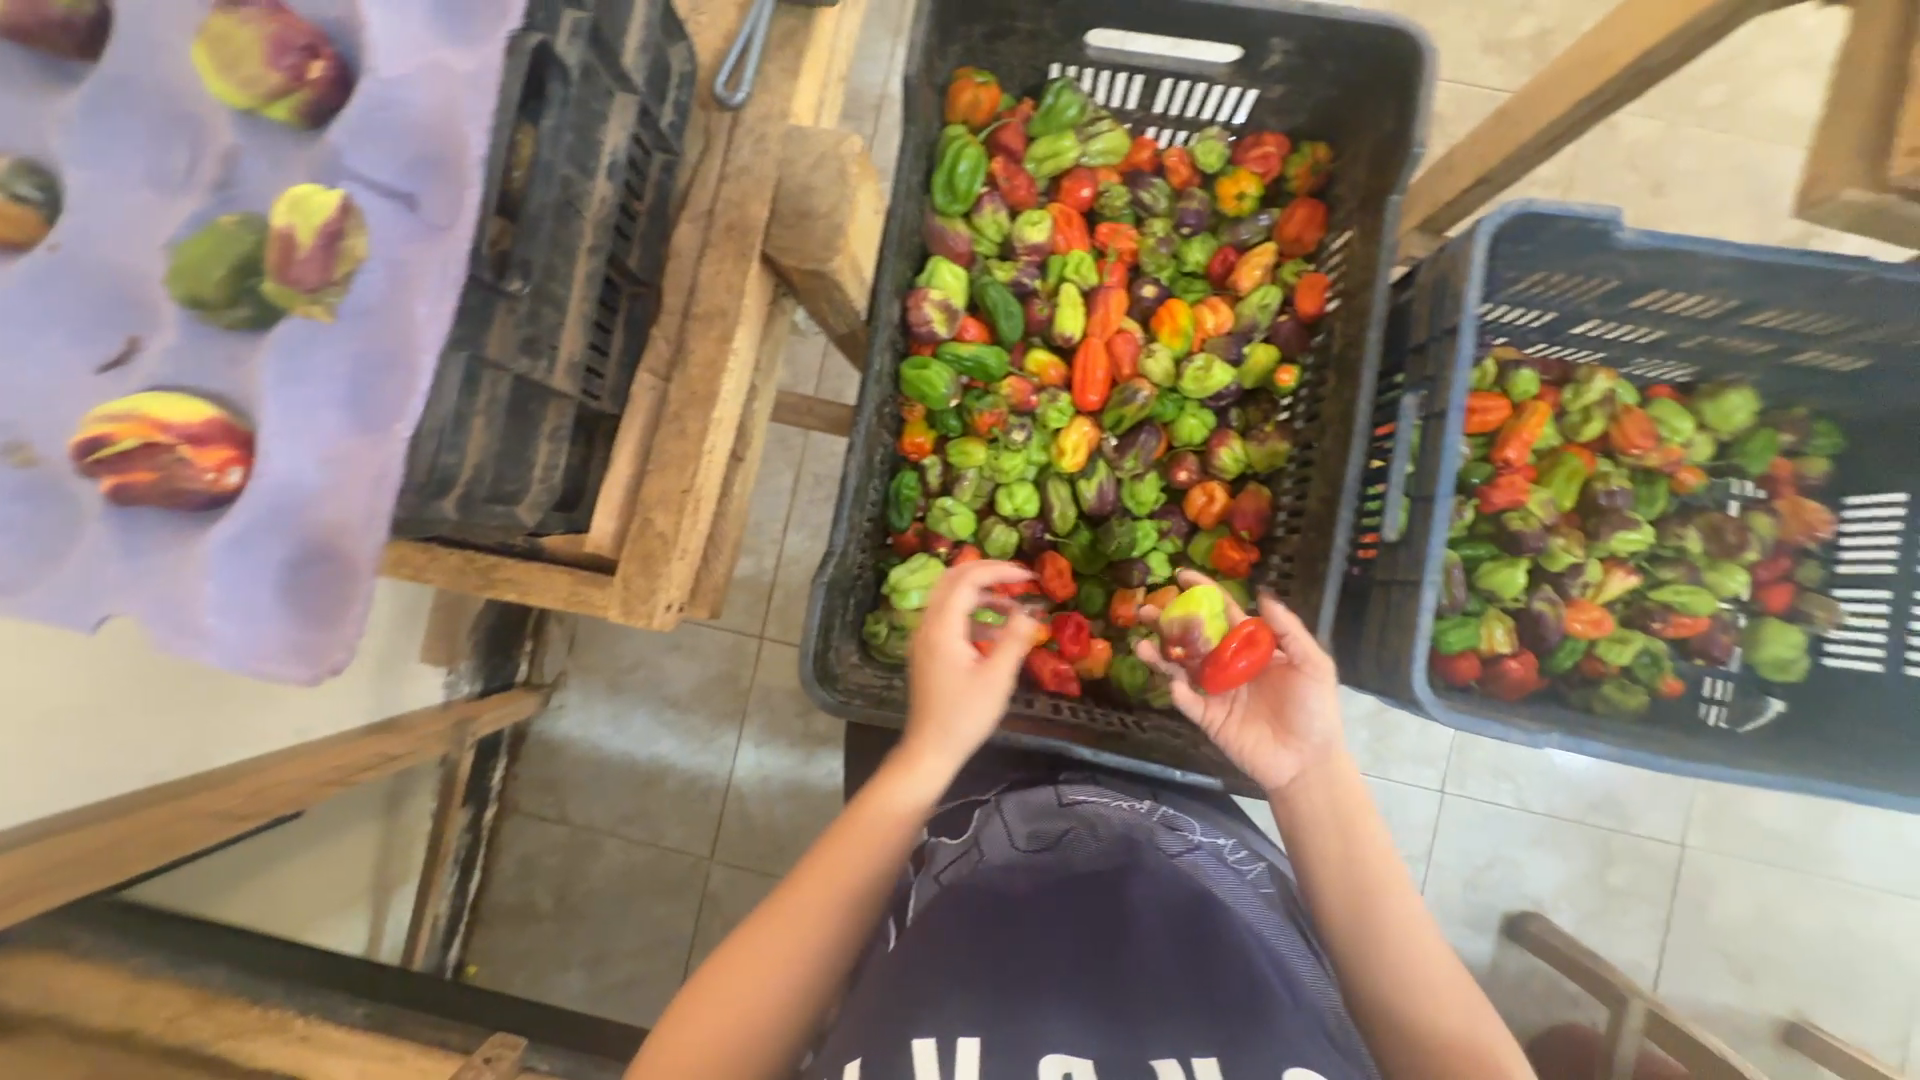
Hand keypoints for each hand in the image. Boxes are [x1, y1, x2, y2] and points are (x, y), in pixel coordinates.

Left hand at [899, 559, 1040, 777]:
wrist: (930, 749)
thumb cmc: (965, 717)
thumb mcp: (997, 679)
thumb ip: (1014, 640)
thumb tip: (1031, 611)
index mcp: (942, 628)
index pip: (968, 580)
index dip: (999, 571)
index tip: (1029, 577)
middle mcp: (927, 625)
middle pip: (953, 579)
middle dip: (987, 573)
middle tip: (1019, 579)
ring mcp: (924, 638)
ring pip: (949, 597)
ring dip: (981, 594)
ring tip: (1014, 608)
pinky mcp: (927, 651)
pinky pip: (948, 617)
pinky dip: (973, 614)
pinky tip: (997, 632)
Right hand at [1136, 570, 1341, 793]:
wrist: (1309, 761)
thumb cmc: (1315, 710)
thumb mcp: (1312, 664)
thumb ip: (1288, 630)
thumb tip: (1262, 593)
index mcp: (1250, 647)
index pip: (1223, 612)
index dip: (1203, 593)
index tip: (1181, 576)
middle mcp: (1228, 664)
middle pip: (1192, 637)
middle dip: (1168, 621)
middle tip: (1146, 609)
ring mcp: (1215, 691)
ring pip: (1181, 667)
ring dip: (1161, 655)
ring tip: (1142, 644)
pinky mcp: (1209, 718)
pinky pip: (1188, 702)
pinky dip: (1178, 692)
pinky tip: (1174, 684)